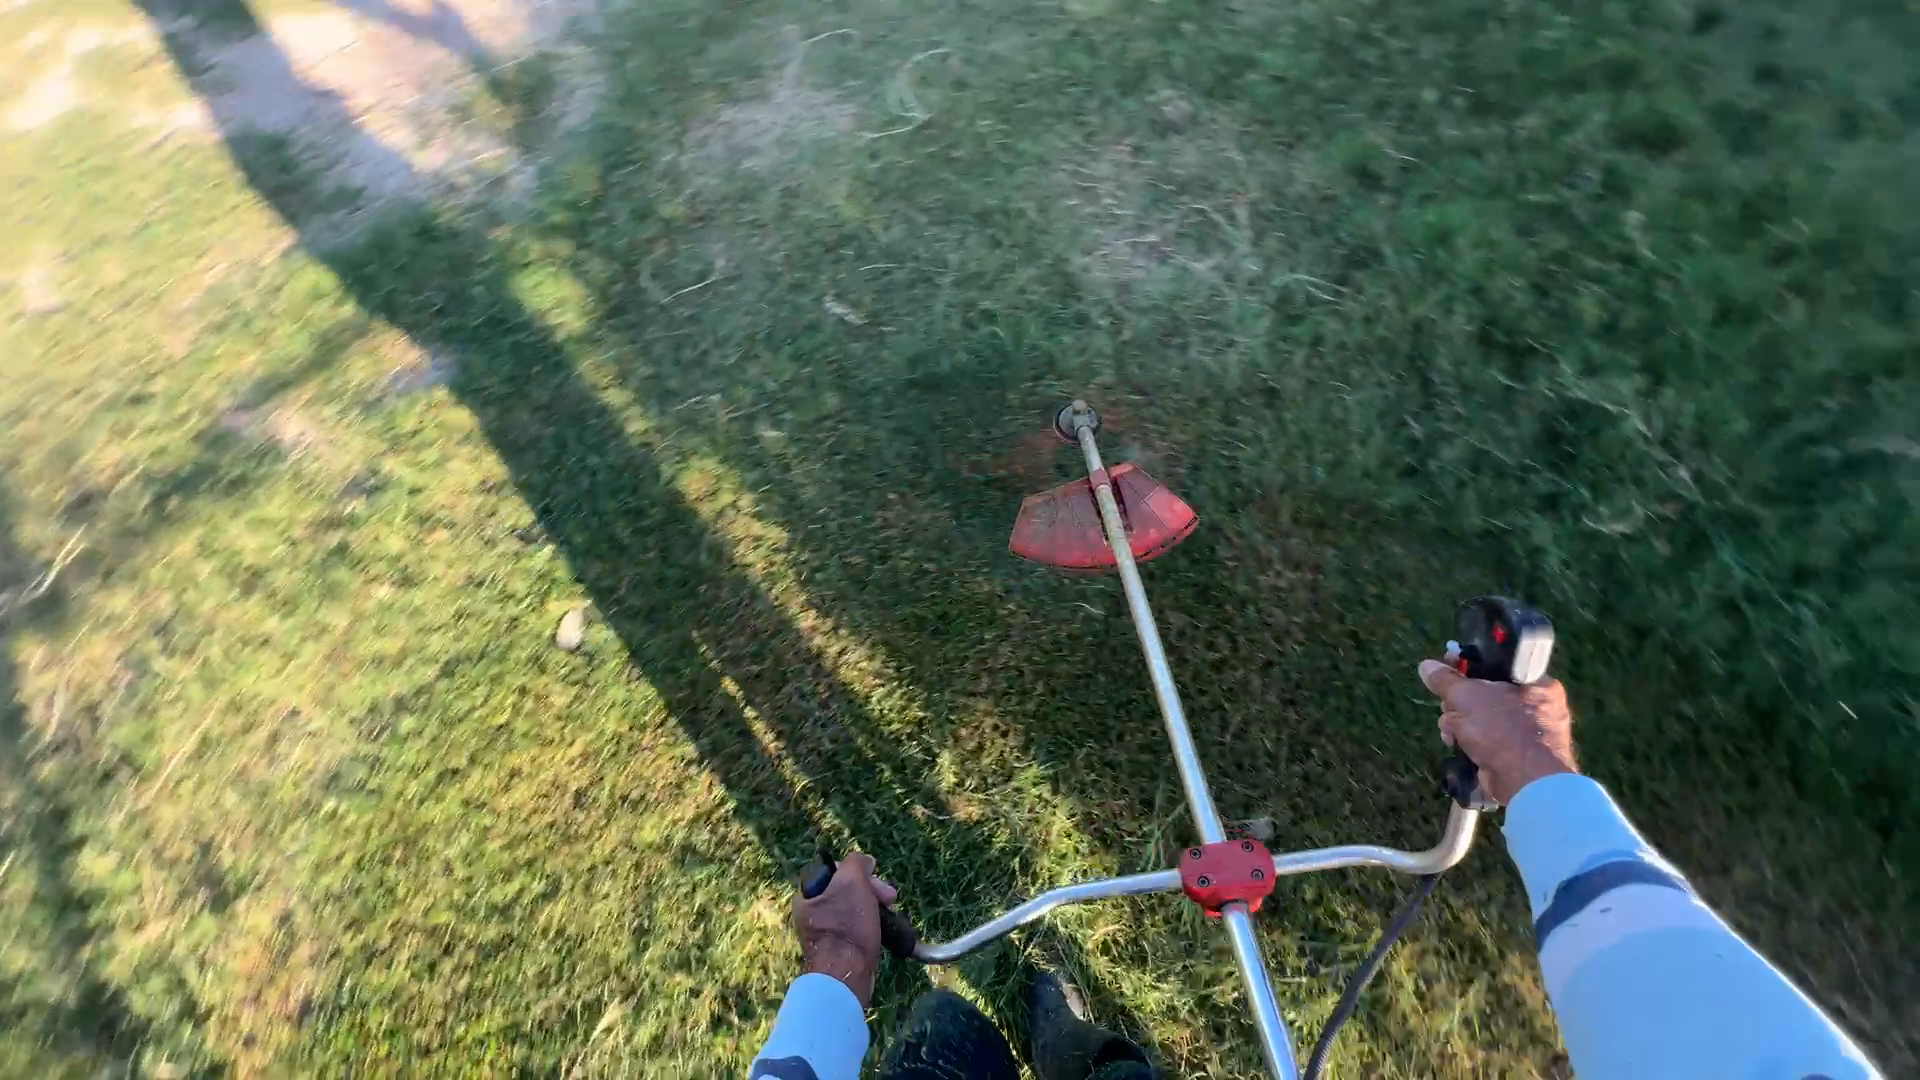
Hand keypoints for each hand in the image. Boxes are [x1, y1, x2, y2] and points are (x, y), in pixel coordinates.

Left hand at [795, 853, 897, 1005]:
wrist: (846, 975)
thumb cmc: (847, 924)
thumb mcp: (852, 881)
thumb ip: (856, 862)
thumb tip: (865, 860)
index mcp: (808, 893)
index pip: (836, 869)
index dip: (858, 871)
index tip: (874, 878)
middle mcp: (812, 910)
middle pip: (847, 887)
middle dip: (872, 888)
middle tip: (889, 897)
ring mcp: (824, 929)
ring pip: (854, 905)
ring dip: (875, 904)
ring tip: (891, 911)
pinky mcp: (838, 946)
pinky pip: (855, 924)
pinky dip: (870, 922)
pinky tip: (883, 925)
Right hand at [1418, 659, 1579, 804]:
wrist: (1525, 780)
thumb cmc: (1500, 728)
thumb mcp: (1465, 695)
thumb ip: (1444, 678)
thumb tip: (1427, 666)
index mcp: (1536, 683)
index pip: (1495, 666)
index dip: (1468, 666)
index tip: (1448, 669)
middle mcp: (1537, 705)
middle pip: (1482, 692)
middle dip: (1457, 703)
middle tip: (1450, 708)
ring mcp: (1529, 731)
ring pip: (1479, 716)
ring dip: (1457, 722)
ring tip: (1452, 733)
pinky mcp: (1518, 753)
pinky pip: (1486, 736)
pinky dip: (1468, 739)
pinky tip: (1458, 744)